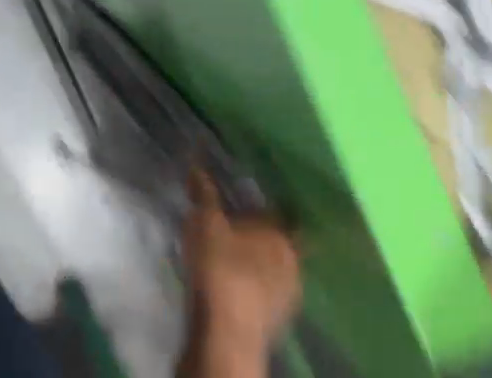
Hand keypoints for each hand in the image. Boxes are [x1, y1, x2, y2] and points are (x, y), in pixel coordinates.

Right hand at [182, 169, 300, 368]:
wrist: (229, 327)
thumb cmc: (218, 265)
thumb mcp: (203, 221)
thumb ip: (204, 194)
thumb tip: (198, 163)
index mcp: (279, 234)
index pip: (282, 212)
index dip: (267, 204)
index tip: (248, 198)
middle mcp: (293, 259)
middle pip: (280, 238)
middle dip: (261, 230)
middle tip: (233, 222)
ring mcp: (290, 289)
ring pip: (276, 264)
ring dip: (259, 256)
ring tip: (231, 250)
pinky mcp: (279, 312)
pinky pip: (269, 284)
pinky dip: (256, 277)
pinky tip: (235, 278)